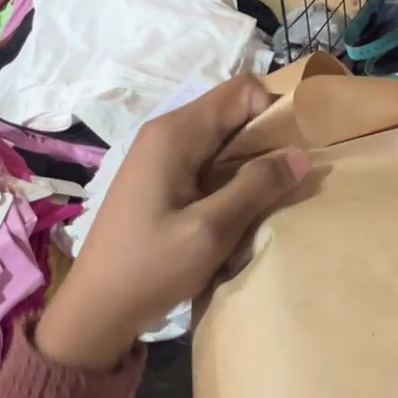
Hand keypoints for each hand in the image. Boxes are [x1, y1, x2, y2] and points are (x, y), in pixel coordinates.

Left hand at [38, 76, 311, 369]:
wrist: (96, 307)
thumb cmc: (150, 267)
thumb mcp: (210, 231)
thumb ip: (256, 187)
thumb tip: (302, 153)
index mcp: (176, 133)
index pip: (241, 90)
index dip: (274, 110)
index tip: (297, 149)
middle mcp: (167, 131)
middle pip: (232, 110)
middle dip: (267, 136)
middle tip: (293, 177)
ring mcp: (161, 154)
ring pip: (222, 137)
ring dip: (251, 159)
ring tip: (274, 194)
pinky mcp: (161, 177)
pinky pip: (207, 159)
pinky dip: (231, 175)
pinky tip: (243, 207)